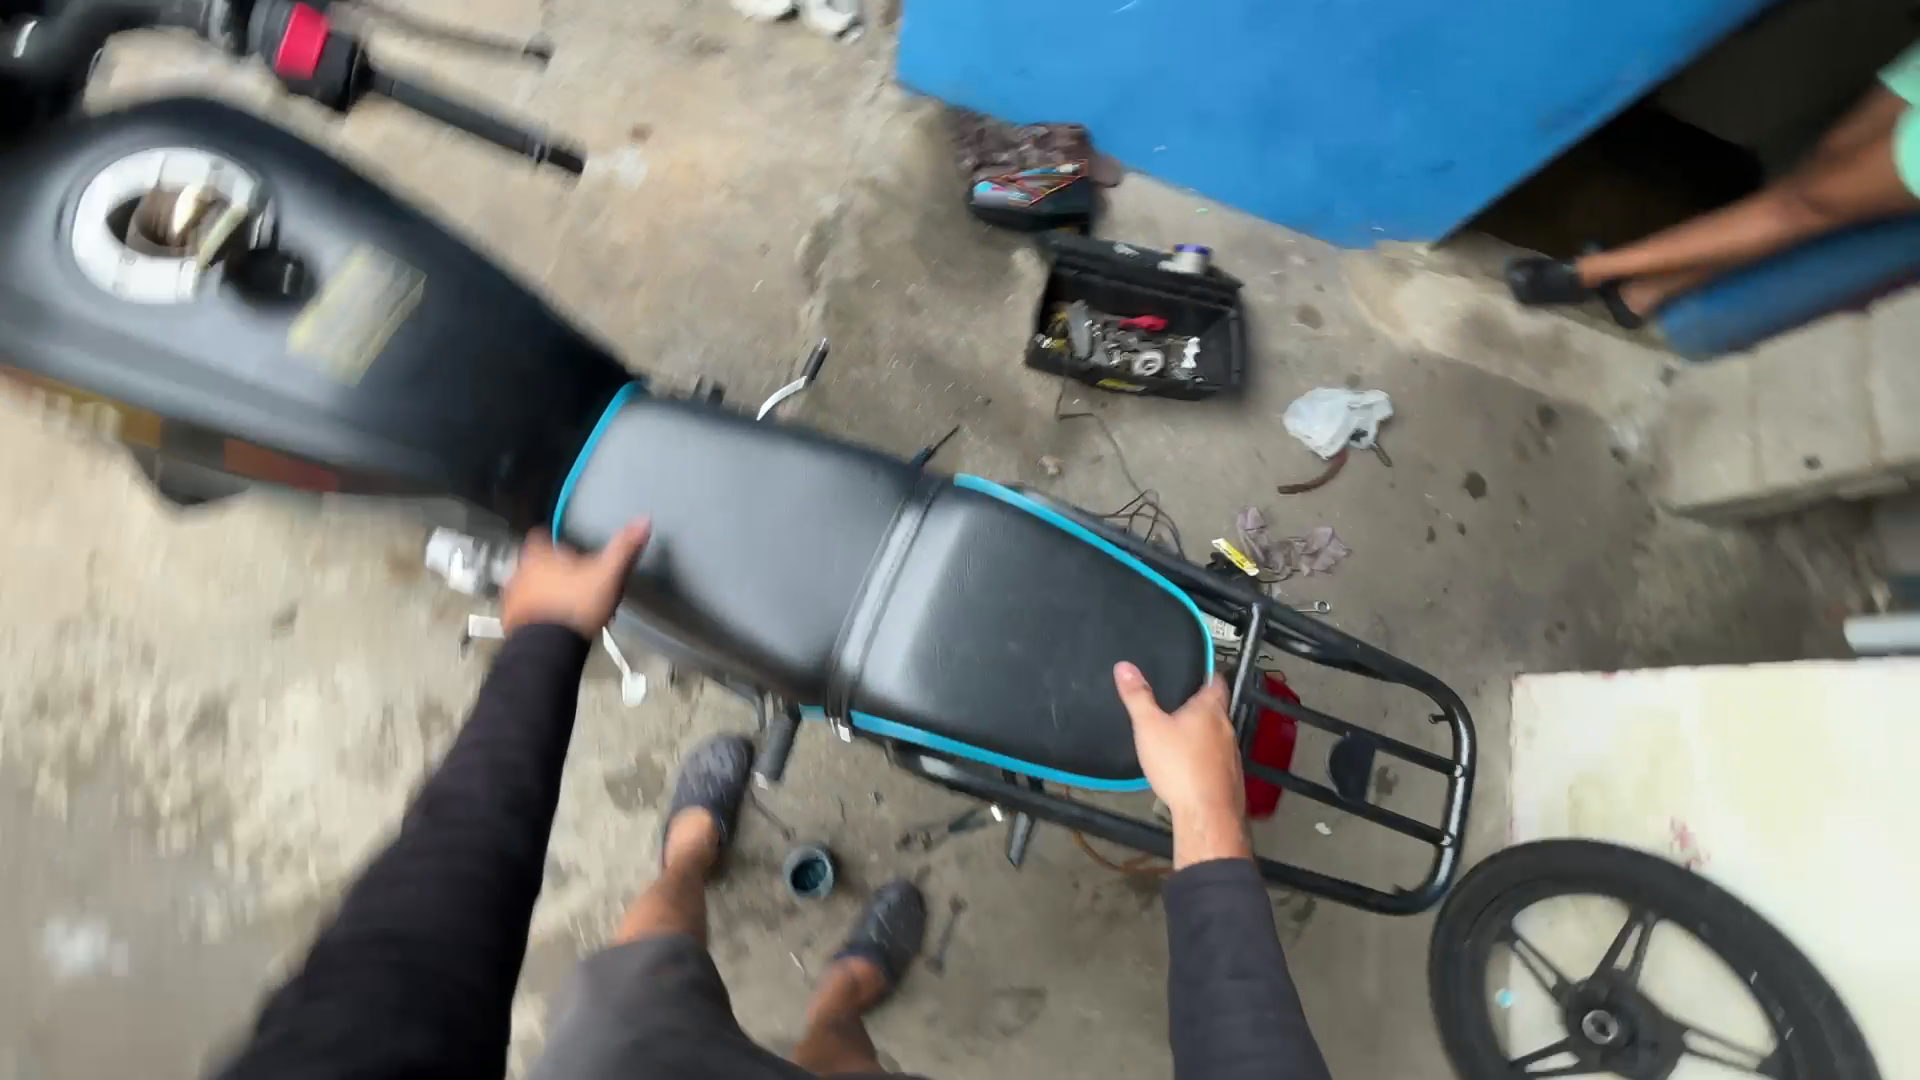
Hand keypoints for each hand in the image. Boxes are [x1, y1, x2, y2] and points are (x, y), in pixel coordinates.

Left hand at [502, 520, 650, 637]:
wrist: (548, 647)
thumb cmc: (577, 604)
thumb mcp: (608, 574)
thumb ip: (623, 548)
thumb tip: (643, 519)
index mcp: (539, 556)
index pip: (540, 537)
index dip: (554, 541)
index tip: (569, 550)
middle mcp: (520, 573)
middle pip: (534, 563)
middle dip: (552, 570)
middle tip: (576, 580)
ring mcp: (512, 599)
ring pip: (530, 588)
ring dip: (545, 593)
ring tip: (569, 604)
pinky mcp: (511, 623)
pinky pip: (526, 612)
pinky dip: (540, 614)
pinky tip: (558, 623)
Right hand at [1113, 662, 1250, 867]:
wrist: (1207, 814)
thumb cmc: (1179, 764)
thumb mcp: (1149, 727)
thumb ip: (1137, 697)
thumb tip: (1124, 666)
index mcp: (1209, 710)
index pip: (1216, 682)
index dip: (1207, 674)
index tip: (1196, 672)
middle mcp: (1226, 728)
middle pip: (1217, 709)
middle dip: (1200, 706)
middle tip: (1178, 704)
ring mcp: (1232, 754)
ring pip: (1218, 735)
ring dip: (1203, 732)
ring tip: (1180, 734)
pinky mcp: (1231, 777)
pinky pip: (1218, 759)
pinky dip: (1205, 756)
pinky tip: (1189, 765)